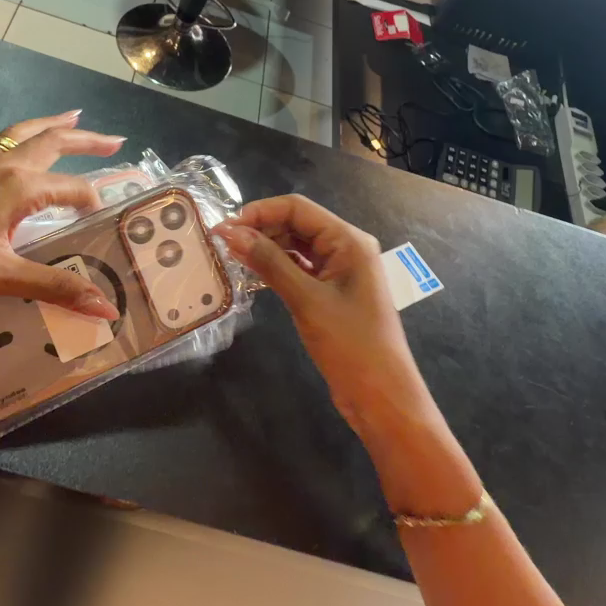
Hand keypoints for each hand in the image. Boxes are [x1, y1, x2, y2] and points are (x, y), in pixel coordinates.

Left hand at [0, 111, 125, 327]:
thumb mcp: (1, 277)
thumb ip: (55, 286)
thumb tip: (105, 308)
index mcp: (19, 187)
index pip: (73, 188)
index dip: (96, 203)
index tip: (113, 219)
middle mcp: (3, 167)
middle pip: (52, 141)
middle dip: (86, 138)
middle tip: (116, 141)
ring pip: (24, 133)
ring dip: (52, 125)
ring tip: (74, 116)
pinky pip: (3, 143)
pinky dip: (24, 136)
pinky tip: (22, 149)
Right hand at [214, 195, 430, 437]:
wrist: (382, 397)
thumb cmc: (351, 344)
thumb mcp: (306, 300)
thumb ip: (268, 262)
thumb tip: (230, 232)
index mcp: (349, 240)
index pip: (297, 208)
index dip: (259, 212)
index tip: (224, 227)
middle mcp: (346, 247)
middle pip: (296, 223)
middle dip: (260, 228)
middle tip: (223, 244)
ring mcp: (340, 270)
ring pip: (297, 245)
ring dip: (266, 247)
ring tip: (232, 257)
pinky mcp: (333, 291)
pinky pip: (301, 267)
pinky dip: (277, 267)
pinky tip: (253, 274)